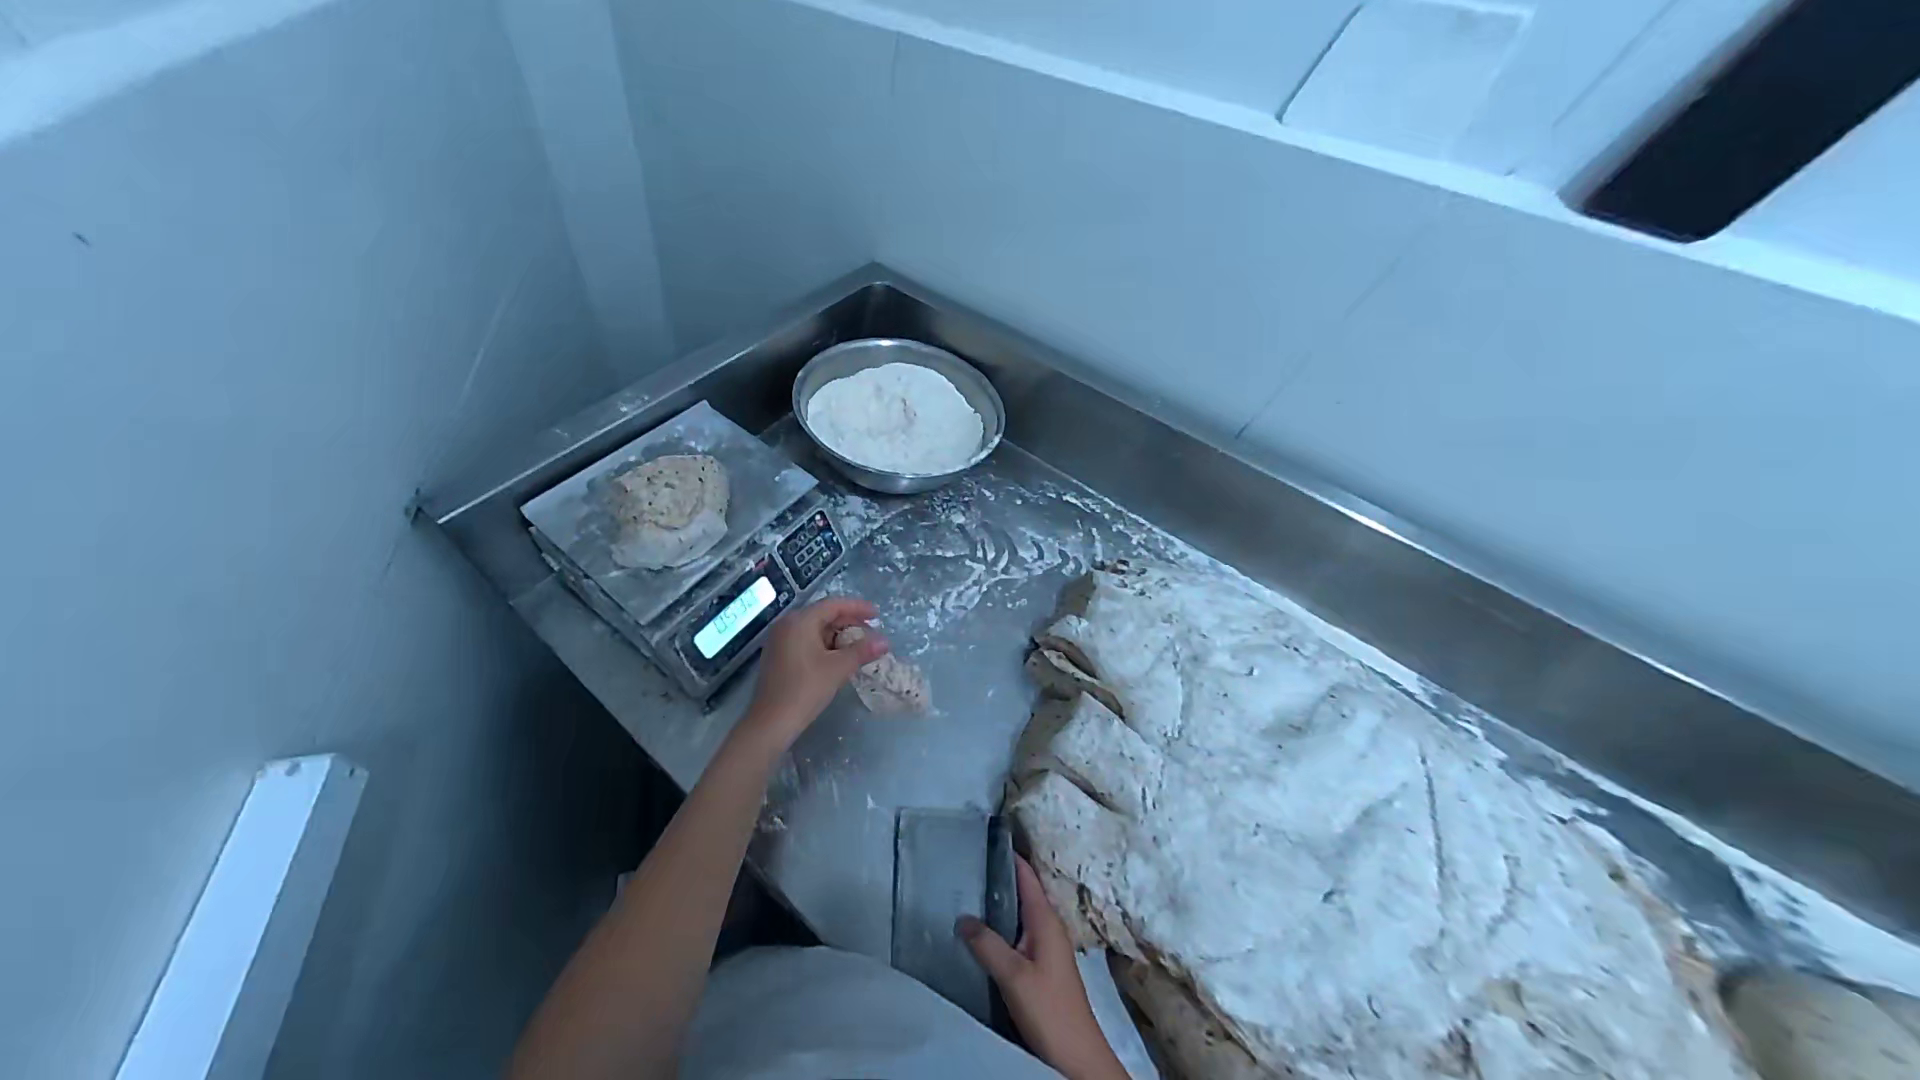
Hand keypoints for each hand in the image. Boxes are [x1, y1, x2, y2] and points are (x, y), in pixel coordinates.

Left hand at [738, 595, 887, 748]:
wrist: (771, 722)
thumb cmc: (805, 689)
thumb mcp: (838, 668)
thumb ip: (862, 650)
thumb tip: (885, 641)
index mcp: (800, 621)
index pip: (833, 605)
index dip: (857, 607)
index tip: (877, 615)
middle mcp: (787, 624)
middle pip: (823, 615)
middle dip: (849, 622)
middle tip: (870, 632)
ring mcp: (779, 640)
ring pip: (814, 629)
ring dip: (837, 635)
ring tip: (858, 646)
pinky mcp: (778, 655)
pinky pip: (805, 640)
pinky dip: (824, 644)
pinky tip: (837, 657)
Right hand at [959, 856, 1130, 1079]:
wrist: (1076, 1057)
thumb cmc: (1049, 1008)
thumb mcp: (1013, 975)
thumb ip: (987, 944)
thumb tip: (962, 916)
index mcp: (1046, 920)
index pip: (1027, 876)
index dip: (1008, 855)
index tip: (984, 839)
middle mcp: (1048, 927)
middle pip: (1022, 892)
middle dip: (997, 877)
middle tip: (964, 865)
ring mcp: (1046, 948)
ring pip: (1018, 915)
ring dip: (997, 904)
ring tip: (964, 892)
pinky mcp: (1040, 966)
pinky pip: (1017, 934)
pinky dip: (999, 927)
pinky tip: (979, 933)